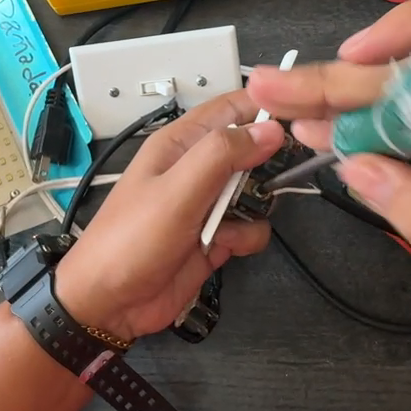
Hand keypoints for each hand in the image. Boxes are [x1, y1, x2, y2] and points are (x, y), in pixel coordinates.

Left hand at [54, 92, 283, 341]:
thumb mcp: (177, 191)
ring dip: (256, 204)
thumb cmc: (132, 238)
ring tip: (236, 217)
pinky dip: (245, 237)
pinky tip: (225, 246)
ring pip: (256, 189)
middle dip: (268, 161)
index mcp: (180, 143)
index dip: (264, 108)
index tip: (300, 120)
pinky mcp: (215, 236)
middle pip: (249, 147)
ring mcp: (206, 203)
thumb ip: (222, 155)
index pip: (230, 108)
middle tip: (279, 174)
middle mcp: (195, 167)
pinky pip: (249, 227)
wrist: (110, 303)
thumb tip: (270, 128)